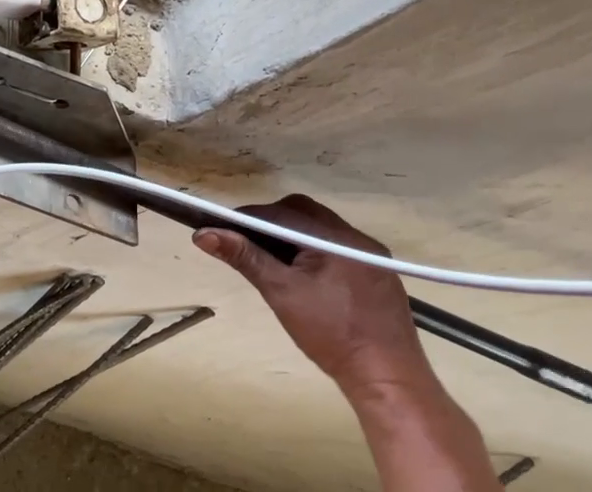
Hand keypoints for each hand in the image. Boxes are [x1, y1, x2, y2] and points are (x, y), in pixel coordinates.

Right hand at [193, 194, 428, 393]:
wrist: (388, 379)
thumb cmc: (330, 334)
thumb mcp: (280, 292)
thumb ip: (244, 256)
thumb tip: (203, 234)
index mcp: (335, 239)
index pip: (280, 213)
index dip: (247, 218)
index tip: (222, 230)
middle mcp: (358, 239)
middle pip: (303, 212)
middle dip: (270, 222)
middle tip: (246, 242)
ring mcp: (373, 257)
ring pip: (320, 229)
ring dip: (292, 236)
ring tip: (271, 259)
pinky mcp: (379, 275)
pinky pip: (338, 248)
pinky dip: (313, 250)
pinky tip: (302, 274)